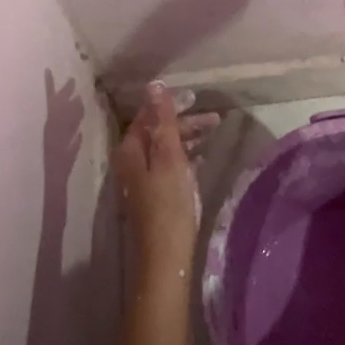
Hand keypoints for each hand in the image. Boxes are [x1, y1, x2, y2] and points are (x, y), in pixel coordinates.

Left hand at [114, 83, 218, 273]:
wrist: (166, 259)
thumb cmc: (168, 205)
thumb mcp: (169, 157)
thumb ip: (163, 121)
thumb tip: (154, 86)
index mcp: (130, 150)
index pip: (148, 115)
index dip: (171, 104)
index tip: (197, 99)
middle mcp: (131, 162)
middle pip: (157, 131)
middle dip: (184, 122)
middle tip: (214, 118)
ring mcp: (143, 180)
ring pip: (166, 148)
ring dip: (188, 138)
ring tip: (214, 132)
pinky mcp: (155, 195)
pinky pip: (170, 165)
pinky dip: (186, 156)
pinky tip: (203, 156)